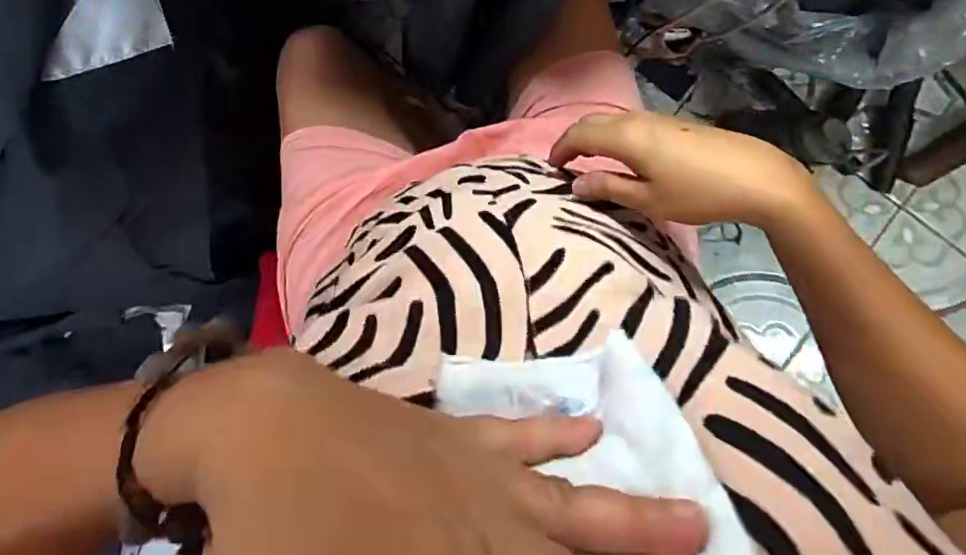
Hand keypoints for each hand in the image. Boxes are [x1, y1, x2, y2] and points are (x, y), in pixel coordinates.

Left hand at [137, 350, 708, 553]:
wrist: (257, 423)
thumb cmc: (269, 529)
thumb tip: (461, 549)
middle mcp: (478, 527)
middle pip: (573, 549)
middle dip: (637, 550)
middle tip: (708, 544)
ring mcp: (468, 473)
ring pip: (564, 498)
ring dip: (626, 512)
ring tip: (689, 517)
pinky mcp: (448, 432)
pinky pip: (518, 436)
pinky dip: (557, 435)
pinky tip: (589, 422)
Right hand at [549, 110, 819, 226]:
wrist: (757, 176)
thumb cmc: (698, 193)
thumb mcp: (649, 200)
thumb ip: (609, 188)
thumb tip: (576, 184)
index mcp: (625, 136)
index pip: (579, 135)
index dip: (560, 149)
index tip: (550, 168)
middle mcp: (635, 120)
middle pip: (592, 122)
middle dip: (572, 139)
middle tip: (563, 163)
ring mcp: (656, 118)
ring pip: (611, 120)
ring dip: (593, 136)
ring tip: (588, 161)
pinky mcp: (672, 123)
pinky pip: (629, 123)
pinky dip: (613, 135)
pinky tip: (621, 155)